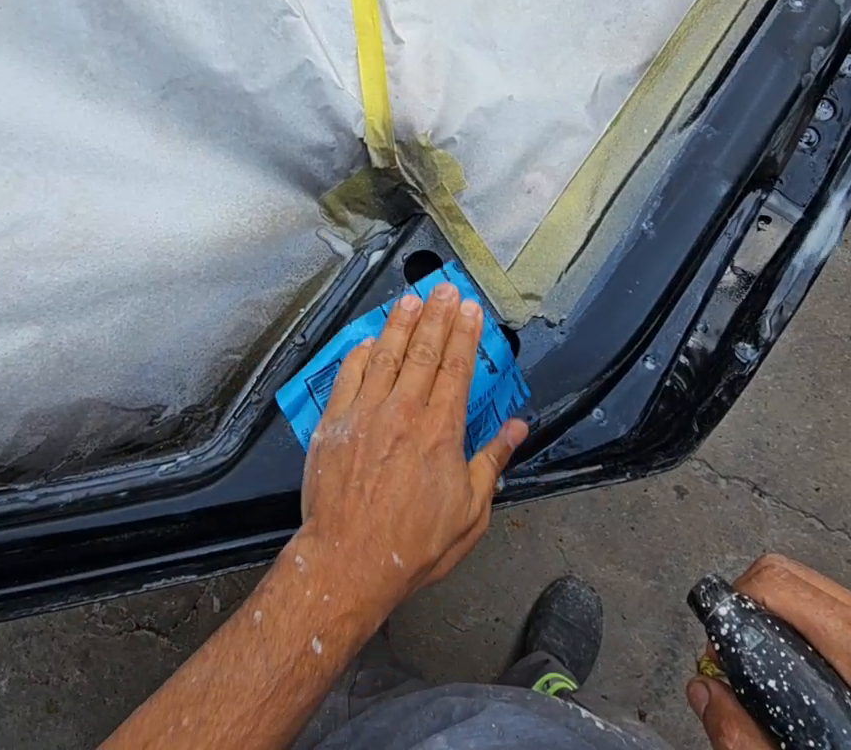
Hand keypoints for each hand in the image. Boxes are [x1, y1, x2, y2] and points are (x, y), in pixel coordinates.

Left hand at [297, 284, 528, 620]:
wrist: (349, 562)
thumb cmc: (412, 544)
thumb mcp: (471, 512)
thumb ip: (493, 462)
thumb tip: (516, 429)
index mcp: (440, 432)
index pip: (456, 368)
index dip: (465, 334)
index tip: (470, 310)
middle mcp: (403, 414)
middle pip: (423, 352)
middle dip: (437, 316)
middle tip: (445, 289)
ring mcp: (365, 415)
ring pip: (386, 355)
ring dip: (400, 324)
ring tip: (412, 299)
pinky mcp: (333, 424)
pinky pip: (347, 376)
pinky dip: (359, 354)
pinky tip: (369, 339)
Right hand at [687, 555, 850, 749]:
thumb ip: (752, 743)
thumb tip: (705, 692)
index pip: (780, 583)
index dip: (734, 608)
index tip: (722, 651)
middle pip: (790, 574)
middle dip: (748, 609)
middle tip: (734, 661)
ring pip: (811, 587)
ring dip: (775, 619)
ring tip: (766, 671)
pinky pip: (835, 610)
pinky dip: (802, 628)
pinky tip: (801, 674)